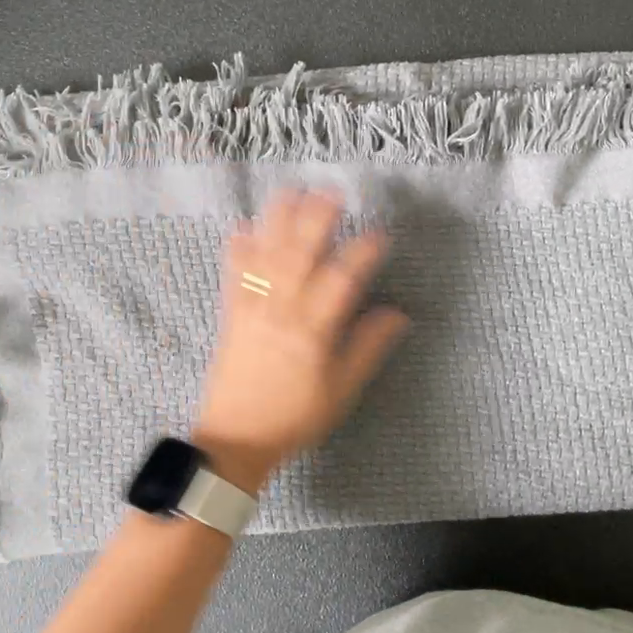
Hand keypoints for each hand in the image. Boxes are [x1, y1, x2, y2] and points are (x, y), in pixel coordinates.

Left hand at [192, 189, 409, 493]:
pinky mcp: (231, 315)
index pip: (343, 281)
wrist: (236, 440)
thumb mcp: (341, 390)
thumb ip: (368, 348)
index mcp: (313, 332)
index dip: (363, 254)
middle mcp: (282, 313)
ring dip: (279, 222)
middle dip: (317, 221)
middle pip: (300, 257)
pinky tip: (240, 226)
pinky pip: (233, 276)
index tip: (382, 234)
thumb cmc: (296, 417)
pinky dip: (237, 249)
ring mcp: (253, 310)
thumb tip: (400, 314)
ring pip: (267, 257)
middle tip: (332, 191)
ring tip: (291, 191)